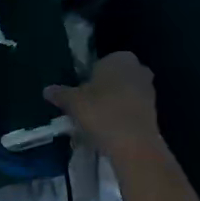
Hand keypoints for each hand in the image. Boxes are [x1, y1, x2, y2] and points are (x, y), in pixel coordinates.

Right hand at [44, 51, 162, 157]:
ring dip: (108, 106)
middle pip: (110, 80)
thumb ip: (60, 94)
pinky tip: (108, 131)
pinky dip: (118, 117)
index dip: (84, 82)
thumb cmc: (101, 113)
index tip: (76, 99)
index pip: (96, 66)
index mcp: (119, 58)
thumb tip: (47, 90)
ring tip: (93, 125)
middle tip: (82, 112)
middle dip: (98, 93)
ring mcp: (148, 88)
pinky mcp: (153, 108)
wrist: (133, 142)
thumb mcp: (73, 103)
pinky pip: (128, 109)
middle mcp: (137, 67)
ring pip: (120, 95)